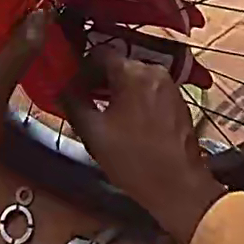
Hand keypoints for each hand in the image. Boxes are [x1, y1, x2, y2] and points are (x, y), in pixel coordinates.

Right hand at [61, 46, 226, 243]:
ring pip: (134, 76)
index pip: (98, 53)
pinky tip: (126, 119)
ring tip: (103, 110)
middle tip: (84, 98)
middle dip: (99, 79)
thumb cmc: (133, 159)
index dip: (82, 67)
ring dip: (117, 88)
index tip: (72, 85)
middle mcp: (153, 71)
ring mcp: (169, 85)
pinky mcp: (179, 101)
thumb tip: (62, 88)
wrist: (181, 190)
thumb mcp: (93, 132)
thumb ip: (73, 103)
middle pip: (117, 64)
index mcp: (131, 72)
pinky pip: (149, 88)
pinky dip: (135, 96)